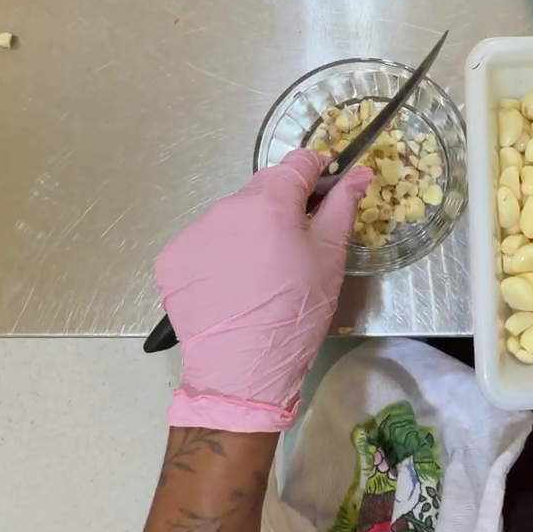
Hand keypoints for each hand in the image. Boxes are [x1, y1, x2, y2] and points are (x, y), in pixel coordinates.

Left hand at [154, 149, 370, 432]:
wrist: (242, 369)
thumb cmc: (297, 310)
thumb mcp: (329, 257)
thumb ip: (343, 206)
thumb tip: (359, 172)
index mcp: (269, 201)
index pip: (298, 162)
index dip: (319, 171)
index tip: (328, 192)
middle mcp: (226, 207)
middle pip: (264, 188)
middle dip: (285, 204)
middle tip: (300, 241)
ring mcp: (194, 232)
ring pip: (234, 215)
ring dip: (252, 228)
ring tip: (265, 269)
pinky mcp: (173, 260)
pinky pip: (207, 241)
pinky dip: (223, 252)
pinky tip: (235, 283)